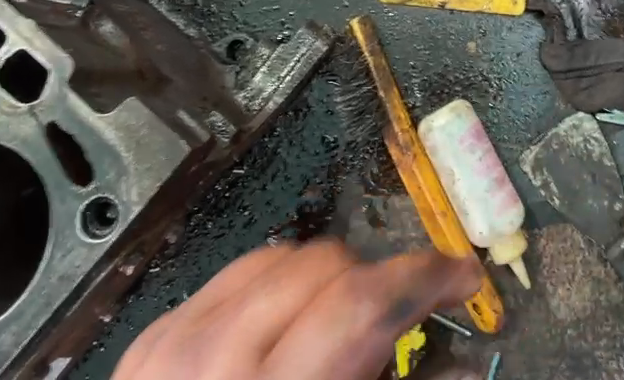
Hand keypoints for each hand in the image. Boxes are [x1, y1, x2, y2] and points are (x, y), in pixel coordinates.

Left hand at [113, 241, 481, 379]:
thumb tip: (469, 365)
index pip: (364, 304)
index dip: (426, 277)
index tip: (462, 276)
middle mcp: (220, 358)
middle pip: (329, 267)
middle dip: (372, 281)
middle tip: (387, 321)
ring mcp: (177, 341)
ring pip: (285, 256)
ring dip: (325, 279)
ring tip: (330, 323)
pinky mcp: (153, 335)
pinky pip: (238, 272)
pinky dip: (275, 287)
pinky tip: (280, 326)